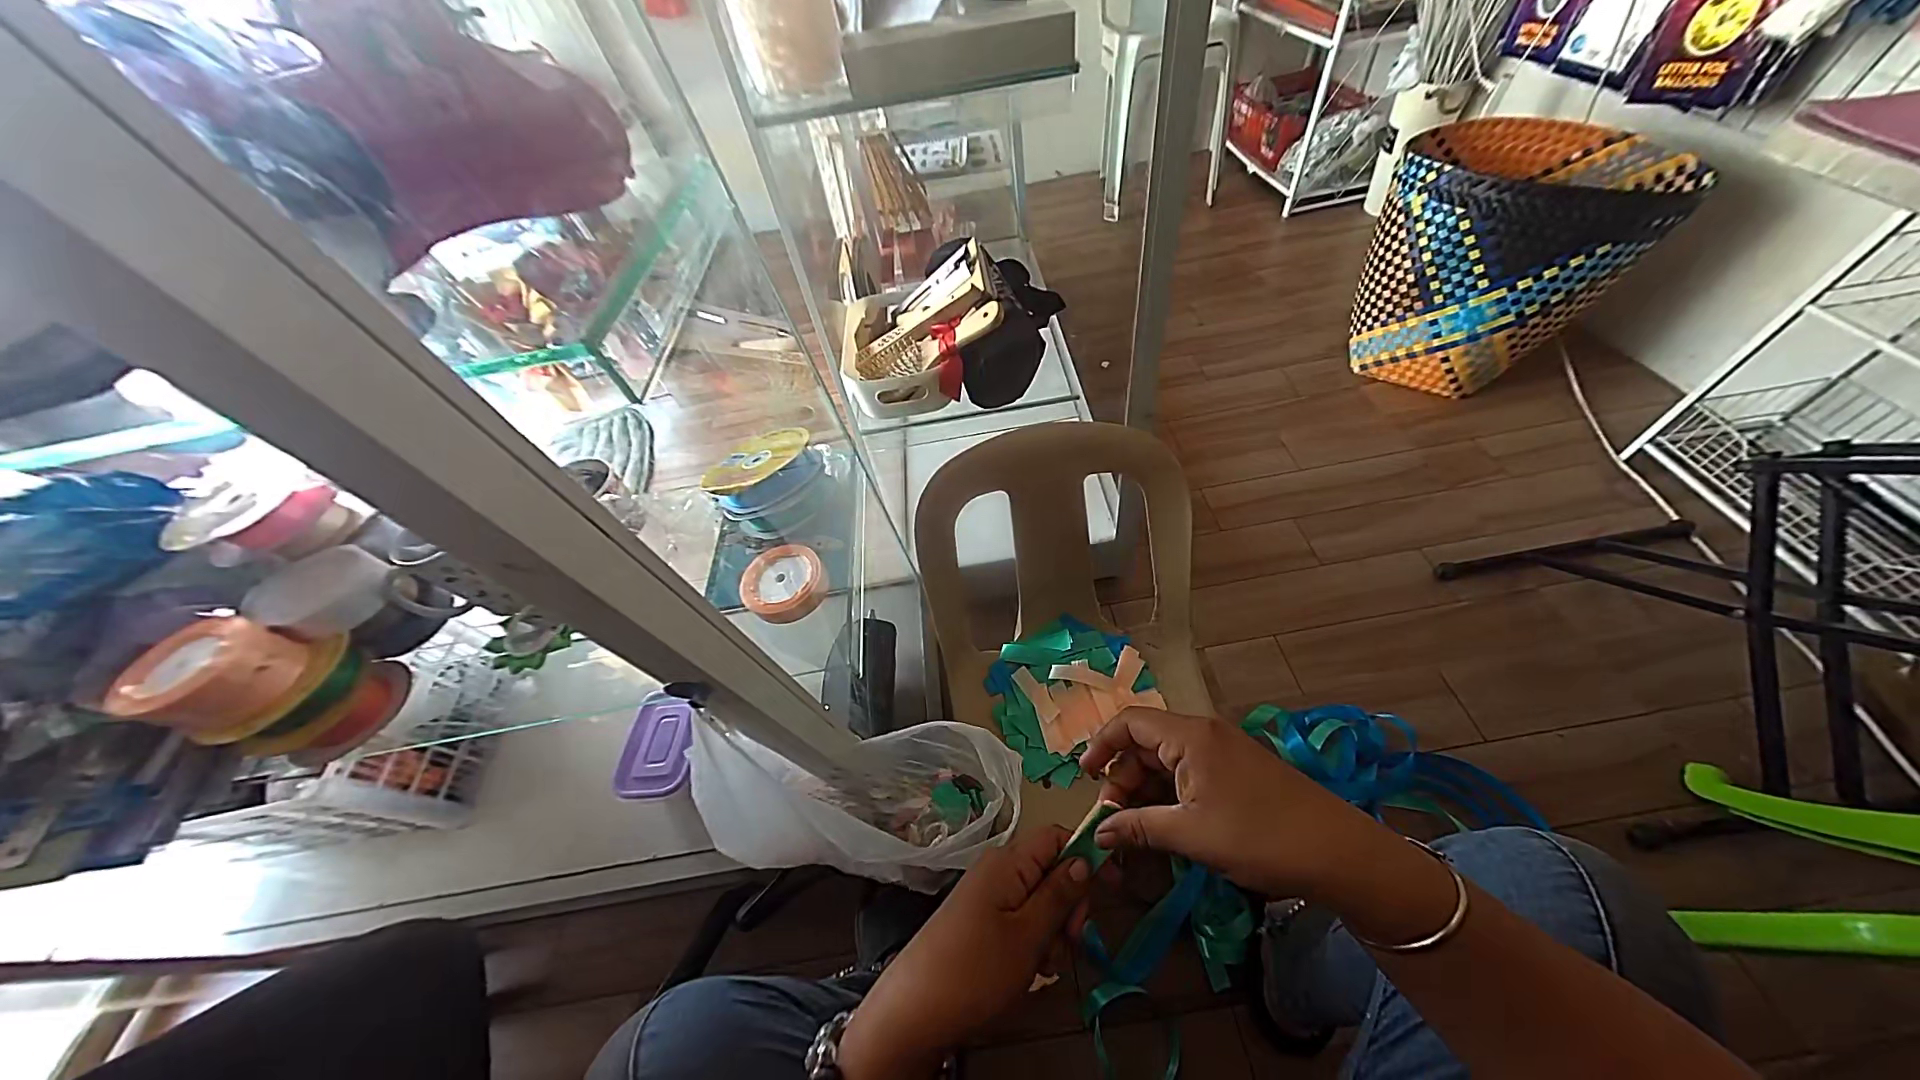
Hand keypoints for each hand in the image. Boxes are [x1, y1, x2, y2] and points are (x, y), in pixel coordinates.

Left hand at [838, 827, 1093, 1078]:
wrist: (914, 1011)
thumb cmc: (976, 970)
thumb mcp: (1029, 934)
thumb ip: (1060, 893)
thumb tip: (1085, 857)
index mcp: (1008, 861)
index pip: (1057, 835)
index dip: (1088, 854)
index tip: (1112, 888)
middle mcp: (997, 869)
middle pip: (1051, 869)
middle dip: (1070, 904)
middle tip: (1071, 942)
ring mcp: (987, 895)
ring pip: (1039, 900)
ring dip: (1053, 931)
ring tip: (1044, 964)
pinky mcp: (980, 919)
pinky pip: (1020, 919)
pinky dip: (1033, 941)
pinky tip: (1029, 969)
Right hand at [1079, 708, 1394, 898]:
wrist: (1341, 854)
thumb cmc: (1260, 837)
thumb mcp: (1191, 834)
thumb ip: (1139, 827)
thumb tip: (1099, 832)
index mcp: (1190, 735)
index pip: (1129, 722)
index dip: (1101, 745)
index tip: (1084, 777)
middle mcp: (1204, 734)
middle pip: (1145, 744)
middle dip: (1122, 779)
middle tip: (1113, 820)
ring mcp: (1223, 753)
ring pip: (1166, 763)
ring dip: (1145, 792)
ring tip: (1136, 830)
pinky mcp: (1237, 773)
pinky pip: (1189, 775)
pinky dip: (1170, 798)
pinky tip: (1166, 828)